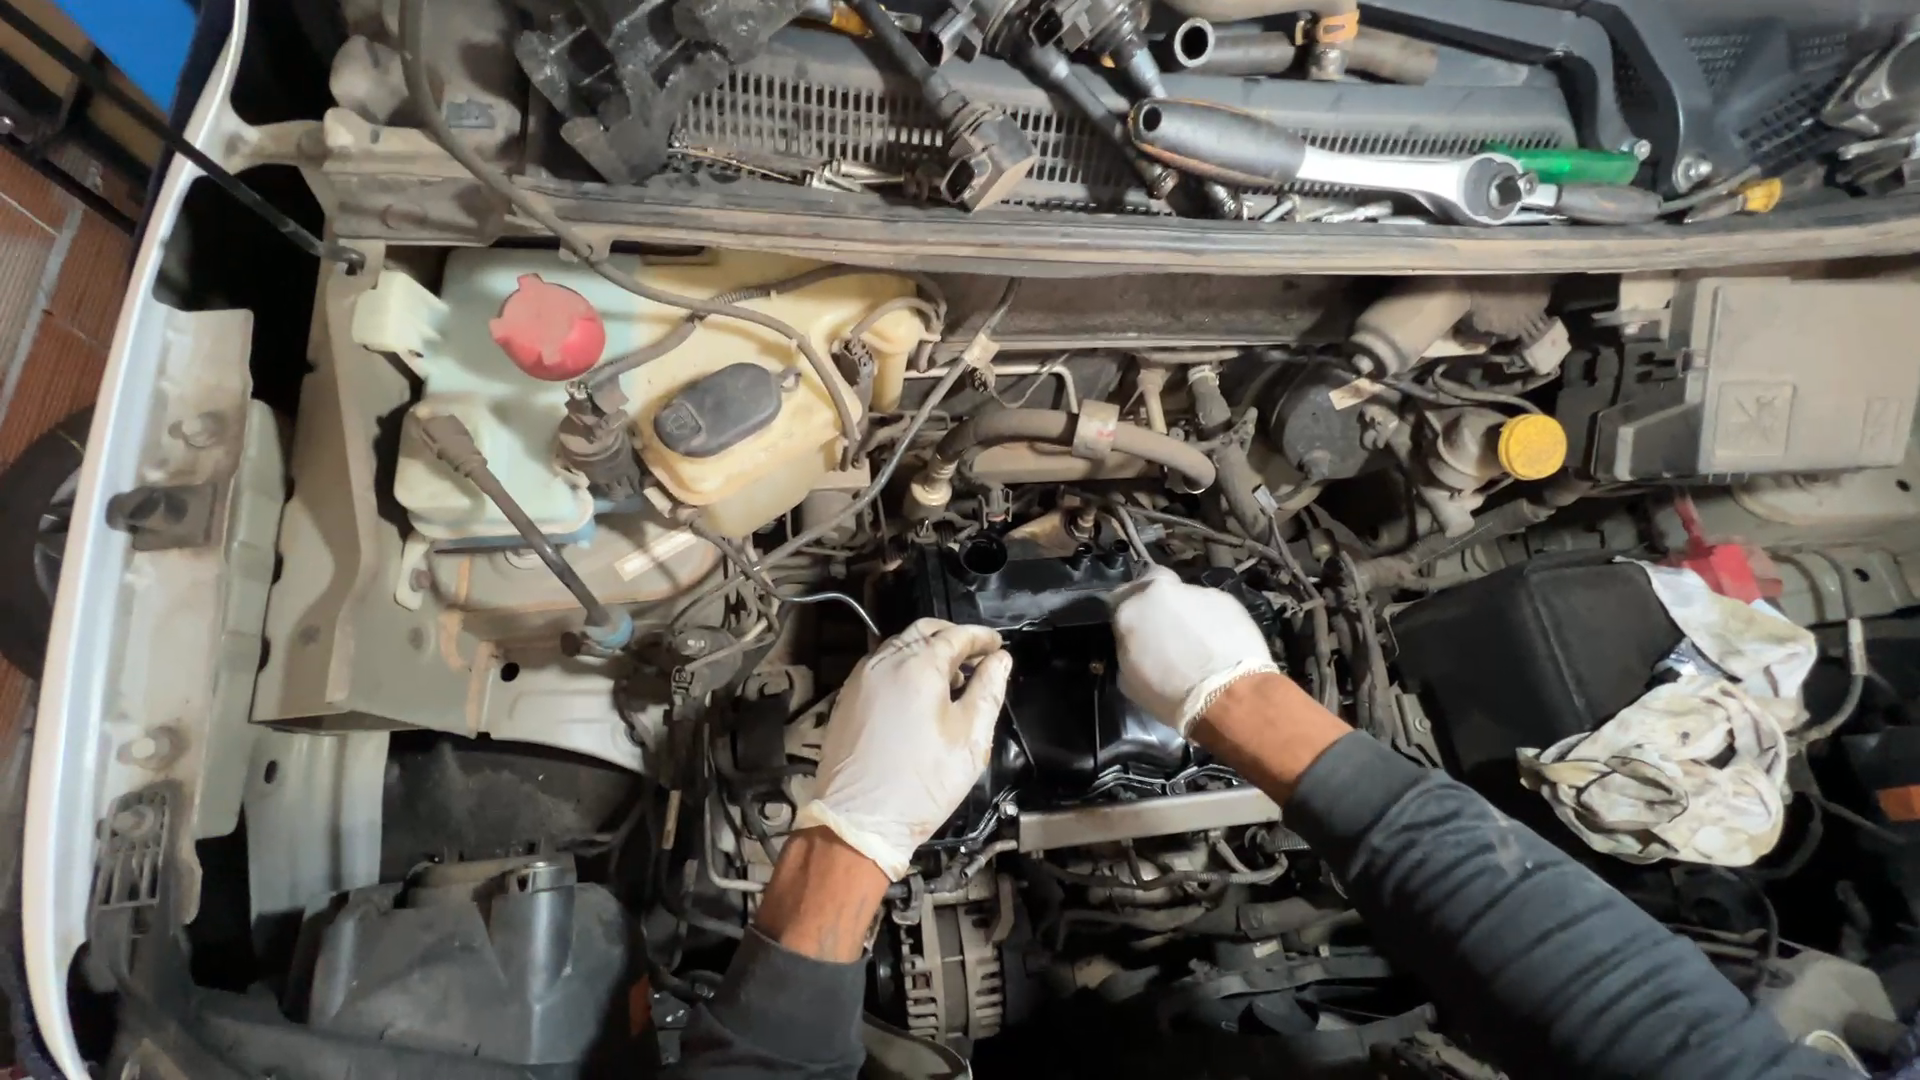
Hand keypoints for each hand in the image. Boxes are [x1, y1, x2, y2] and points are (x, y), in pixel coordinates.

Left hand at [794, 618, 1012, 879]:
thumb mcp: (970, 738)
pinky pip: (881, 666)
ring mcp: (861, 678)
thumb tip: (1000, 660)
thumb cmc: (923, 782)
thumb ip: (988, 690)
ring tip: (951, 677)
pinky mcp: (847, 698)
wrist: (859, 822)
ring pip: (899, 646)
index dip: (982, 637)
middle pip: (924, 632)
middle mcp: (885, 661)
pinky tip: (918, 693)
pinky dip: (905, 666)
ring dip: (928, 651)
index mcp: (918, 665)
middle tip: (977, 656)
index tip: (999, 646)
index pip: (956, 635)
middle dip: (953, 637)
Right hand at [1111, 565, 1278, 735]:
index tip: (1135, 631)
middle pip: (1153, 584)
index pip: (1119, 599)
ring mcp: (1196, 591)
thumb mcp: (1128, 678)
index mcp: (1129, 609)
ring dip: (1187, 613)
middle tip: (1165, 628)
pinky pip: (1212, 607)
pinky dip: (1212, 620)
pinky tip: (1219, 643)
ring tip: (1199, 642)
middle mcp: (1160, 591)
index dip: (1128, 614)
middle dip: (1156, 601)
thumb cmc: (1169, 693)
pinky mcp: (1227, 599)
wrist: (1226, 694)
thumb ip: (1128, 648)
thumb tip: (1135, 643)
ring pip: (1185, 597)